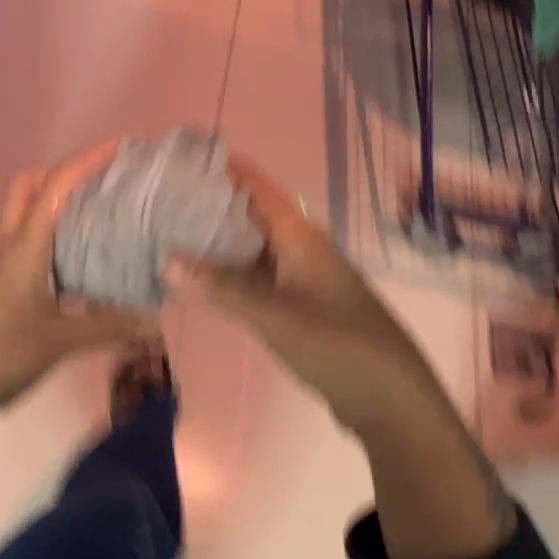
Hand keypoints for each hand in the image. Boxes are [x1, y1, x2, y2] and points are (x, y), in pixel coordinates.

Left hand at [0, 143, 152, 490]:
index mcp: (24, 247)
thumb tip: (158, 318)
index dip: (87, 161)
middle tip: (106, 178)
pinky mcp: (2, 287)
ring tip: (103, 210)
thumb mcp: (60, 342)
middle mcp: (10, 246)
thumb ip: (110, 326)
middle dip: (66, 170)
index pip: (55, 187)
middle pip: (30, 186)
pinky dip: (56, 234)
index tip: (121, 148)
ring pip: (28, 213)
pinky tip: (83, 259)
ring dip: (59, 200)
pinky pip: (30, 242)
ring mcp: (2, 266)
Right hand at [164, 160, 437, 438]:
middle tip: (164, 199)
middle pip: (252, 216)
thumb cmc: (338, 346)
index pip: (259, 188)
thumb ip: (222, 289)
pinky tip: (202, 281)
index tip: (187, 157)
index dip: (227, 169)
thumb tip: (166, 261)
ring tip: (171, 234)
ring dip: (218, 243)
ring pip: (253, 250)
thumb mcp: (276, 317)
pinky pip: (258, 279)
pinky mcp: (301, 309)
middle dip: (213, 205)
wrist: (393, 401)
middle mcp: (302, 250)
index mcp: (302, 238)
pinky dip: (230, 276)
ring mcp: (302, 281)